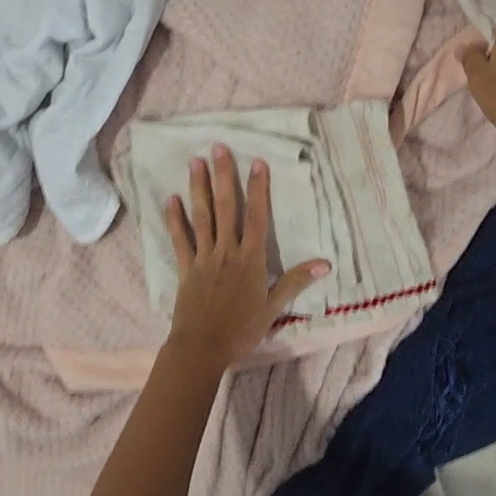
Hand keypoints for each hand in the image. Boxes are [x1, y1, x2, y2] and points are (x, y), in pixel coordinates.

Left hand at [164, 146, 329, 368]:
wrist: (203, 347)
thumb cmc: (241, 329)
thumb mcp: (274, 307)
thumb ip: (295, 281)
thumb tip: (325, 263)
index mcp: (250, 259)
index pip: (257, 217)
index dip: (258, 188)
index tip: (258, 162)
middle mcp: (226, 251)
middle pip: (225, 207)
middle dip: (223, 176)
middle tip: (218, 148)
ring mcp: (204, 257)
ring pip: (201, 216)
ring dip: (198, 188)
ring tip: (195, 162)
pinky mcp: (185, 268)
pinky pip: (180, 239)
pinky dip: (175, 219)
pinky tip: (171, 199)